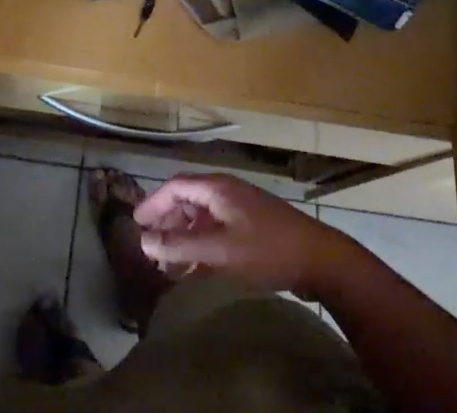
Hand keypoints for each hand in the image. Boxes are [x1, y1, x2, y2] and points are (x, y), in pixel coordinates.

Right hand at [132, 173, 362, 298]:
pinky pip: (218, 231)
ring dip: (184, 237)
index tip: (136, 224)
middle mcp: (228, 193)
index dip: (153, 204)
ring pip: (203, 218)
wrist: (321, 261)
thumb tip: (143, 241)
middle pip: (188, 201)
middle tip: (151, 246)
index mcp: (218, 189)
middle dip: (167, 223)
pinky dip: (203, 245)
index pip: (175, 186)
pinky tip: (198, 269)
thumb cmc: (266, 251)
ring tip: (170, 264)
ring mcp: (243, 210)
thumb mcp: (218, 251)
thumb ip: (179, 246)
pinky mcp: (255, 228)